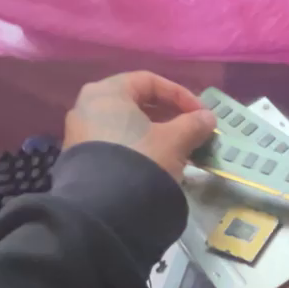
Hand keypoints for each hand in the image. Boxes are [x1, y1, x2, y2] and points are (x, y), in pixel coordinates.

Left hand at [63, 71, 215, 179]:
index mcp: (107, 92)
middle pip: (136, 103)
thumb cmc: (142, 159)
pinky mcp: (83, 159)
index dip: (180, 95)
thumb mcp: (175, 141)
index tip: (201, 114)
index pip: (149, 81)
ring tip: (179, 150)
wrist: (107, 206)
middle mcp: (88, 106)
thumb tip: (207, 119)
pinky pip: (117, 144)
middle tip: (192, 131)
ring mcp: (81, 134)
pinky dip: (139, 148)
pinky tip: (158, 164)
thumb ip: (193, 125)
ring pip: (127, 126)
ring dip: (157, 134)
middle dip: (169, 116)